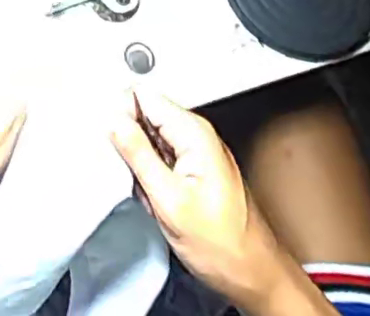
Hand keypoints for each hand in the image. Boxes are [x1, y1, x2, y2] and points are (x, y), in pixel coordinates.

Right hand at [109, 88, 325, 313]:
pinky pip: (161, 158)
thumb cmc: (223, 245)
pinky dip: (153, 177)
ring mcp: (197, 149)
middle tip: (141, 179)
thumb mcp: (169, 199)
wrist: (253, 274)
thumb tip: (115, 121)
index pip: (145, 96)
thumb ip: (138, 154)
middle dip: (134, 146)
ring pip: (151, 139)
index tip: (118, 142)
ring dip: (143, 165)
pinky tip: (162, 200)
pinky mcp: (195, 166)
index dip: (123, 115)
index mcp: (193, 131)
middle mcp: (197, 133)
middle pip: (146, 116)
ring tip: (155, 195)